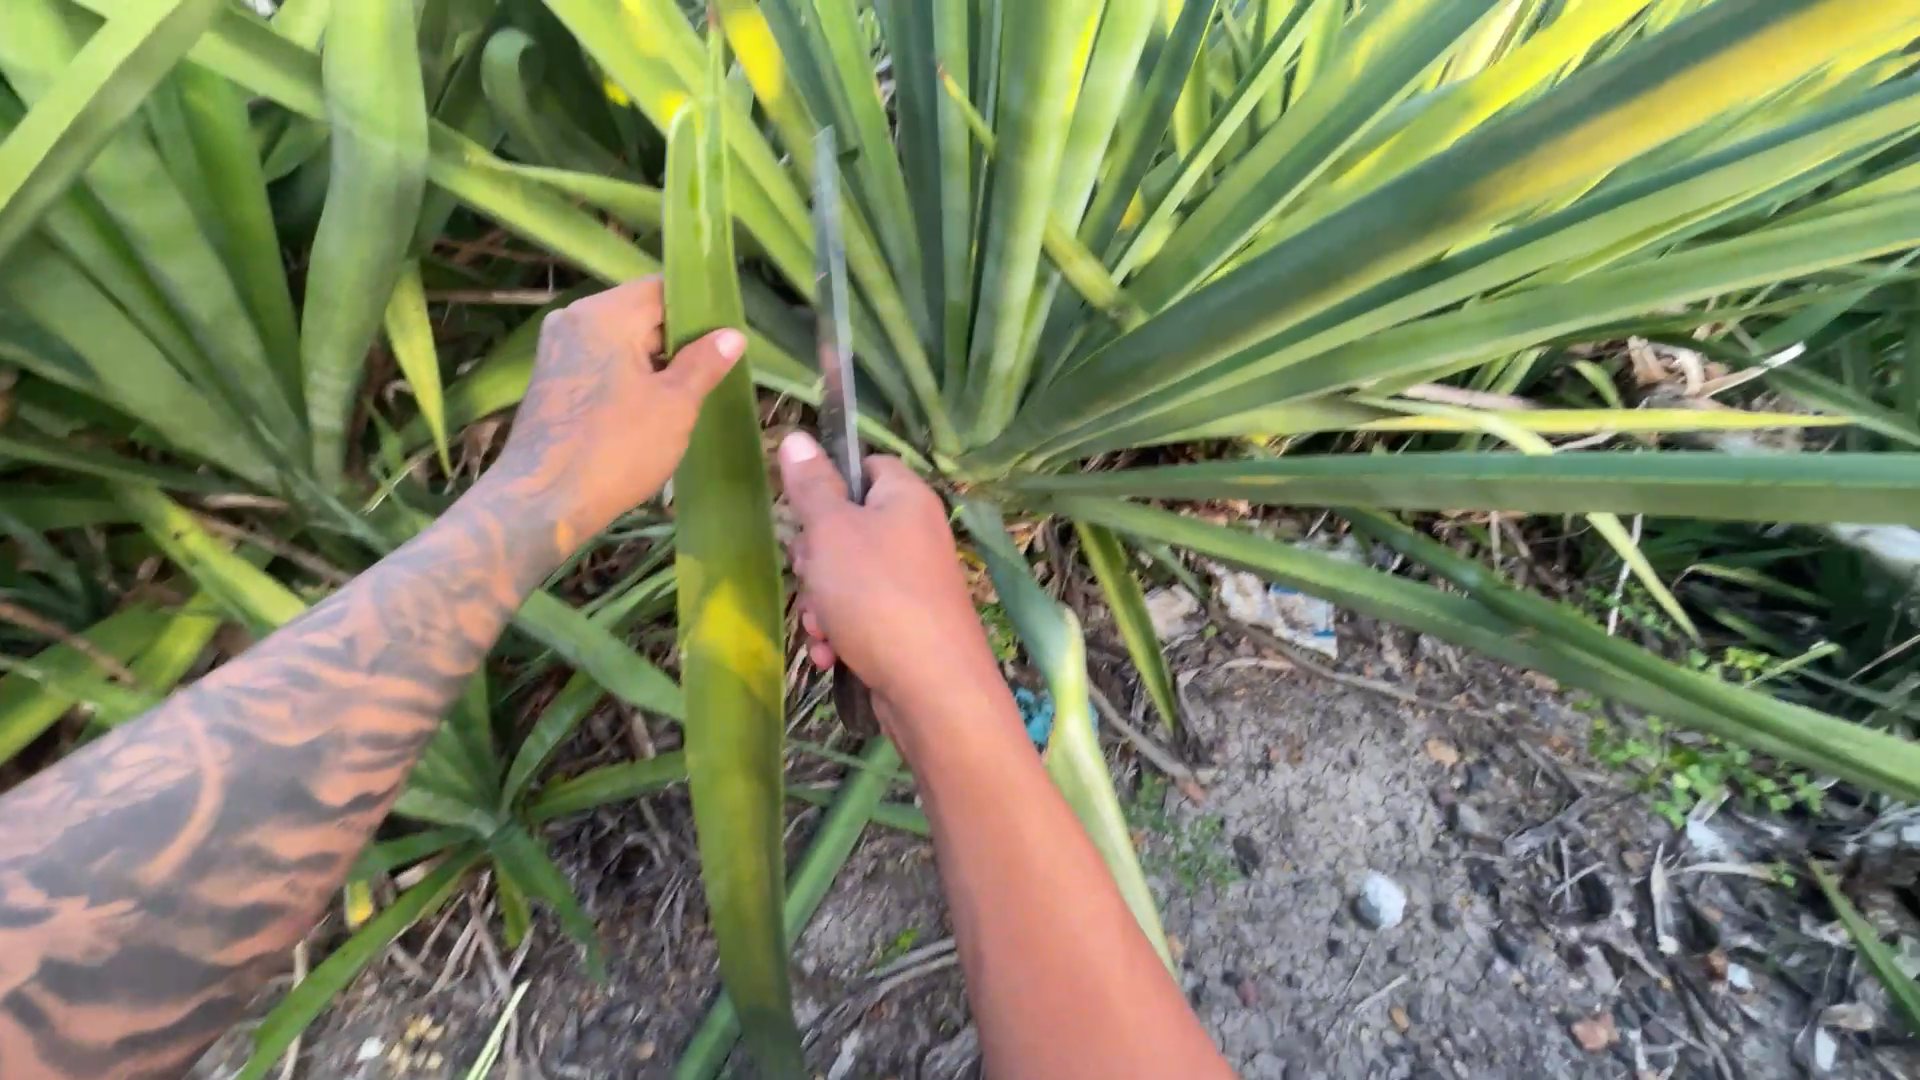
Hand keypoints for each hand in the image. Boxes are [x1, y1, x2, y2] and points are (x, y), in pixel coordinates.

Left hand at [491, 277, 743, 542]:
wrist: (546, 502)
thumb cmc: (619, 448)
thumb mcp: (676, 405)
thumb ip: (705, 363)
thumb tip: (733, 335)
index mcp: (604, 315)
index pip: (662, 290)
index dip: (699, 311)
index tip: (727, 341)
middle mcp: (574, 320)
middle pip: (642, 313)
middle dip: (679, 342)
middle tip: (714, 375)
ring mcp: (559, 350)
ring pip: (624, 342)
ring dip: (657, 364)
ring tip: (687, 397)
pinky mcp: (555, 379)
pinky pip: (605, 363)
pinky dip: (632, 377)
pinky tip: (653, 410)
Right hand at [778, 432, 1003, 730]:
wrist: (933, 688)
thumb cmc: (878, 595)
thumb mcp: (833, 531)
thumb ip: (811, 485)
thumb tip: (797, 435)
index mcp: (906, 497)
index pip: (865, 465)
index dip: (829, 482)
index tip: (802, 511)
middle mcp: (915, 534)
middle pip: (847, 525)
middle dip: (815, 558)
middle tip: (814, 576)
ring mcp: (913, 582)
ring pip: (846, 576)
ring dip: (822, 602)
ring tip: (824, 627)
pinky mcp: (907, 623)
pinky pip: (861, 614)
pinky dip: (841, 631)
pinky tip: (833, 654)